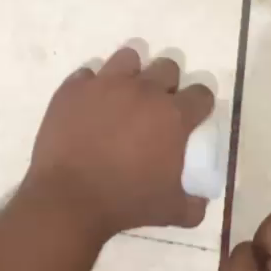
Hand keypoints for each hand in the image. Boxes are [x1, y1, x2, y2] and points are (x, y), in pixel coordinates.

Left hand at [21, 46, 214, 239]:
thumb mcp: (172, 211)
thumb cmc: (125, 203)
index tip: (191, 117)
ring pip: (128, 59)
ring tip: (123, 95)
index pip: (201, 93)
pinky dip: (91, 87)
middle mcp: (143, 90)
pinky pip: (87, 75)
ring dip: (131, 74)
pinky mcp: (74, 88)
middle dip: (167, 84)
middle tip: (155, 107)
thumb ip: (194, 204)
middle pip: (167, 67)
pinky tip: (89, 105)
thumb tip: (200, 200)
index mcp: (174, 115)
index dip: (199, 104)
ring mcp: (106, 84)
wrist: (69, 199)